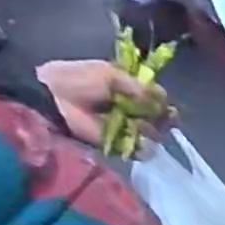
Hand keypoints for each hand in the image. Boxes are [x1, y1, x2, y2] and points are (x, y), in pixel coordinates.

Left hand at [34, 59, 168, 145]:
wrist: (55, 99)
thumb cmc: (79, 80)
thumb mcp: (110, 74)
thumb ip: (138, 86)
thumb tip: (164, 98)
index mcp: (130, 92)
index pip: (158, 101)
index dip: (165, 104)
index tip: (168, 105)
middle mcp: (133, 112)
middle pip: (160, 120)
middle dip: (164, 118)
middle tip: (164, 116)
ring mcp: (128, 130)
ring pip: (155, 135)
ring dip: (151, 129)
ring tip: (139, 124)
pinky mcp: (121, 146)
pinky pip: (143, 150)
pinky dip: (143, 145)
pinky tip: (136, 136)